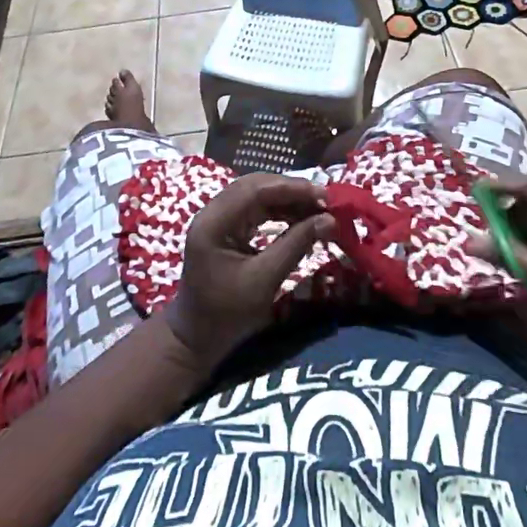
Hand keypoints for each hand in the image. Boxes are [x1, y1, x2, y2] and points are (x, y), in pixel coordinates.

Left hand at [164, 175, 333, 367]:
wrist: (195, 340)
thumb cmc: (226, 314)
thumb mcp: (264, 280)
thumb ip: (296, 245)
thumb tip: (330, 219)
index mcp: (213, 222)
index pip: (256, 189)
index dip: (292, 188)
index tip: (325, 195)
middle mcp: (212, 212)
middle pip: (256, 186)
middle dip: (292, 190)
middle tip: (325, 200)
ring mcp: (218, 219)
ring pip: (258, 195)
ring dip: (288, 199)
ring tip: (319, 209)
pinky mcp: (226, 228)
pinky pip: (256, 209)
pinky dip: (280, 211)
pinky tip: (301, 218)